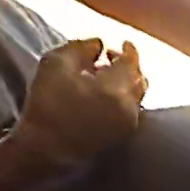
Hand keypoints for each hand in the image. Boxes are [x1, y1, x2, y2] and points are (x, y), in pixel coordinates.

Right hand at [7, 38, 147, 174]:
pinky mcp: (123, 136)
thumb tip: (99, 43)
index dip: (130, 51)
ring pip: (138, 97)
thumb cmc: (49, 103)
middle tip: (111, 56)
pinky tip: (104, 93)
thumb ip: (81, 48)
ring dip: (127, 81)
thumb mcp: (57, 64)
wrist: (50, 148)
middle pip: (140, 82)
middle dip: (129, 66)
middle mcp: (129, 109)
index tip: (125, 43)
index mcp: (115, 90)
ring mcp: (128, 125)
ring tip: (103, 74)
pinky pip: (132, 110)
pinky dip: (124, 97)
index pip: (132, 65)